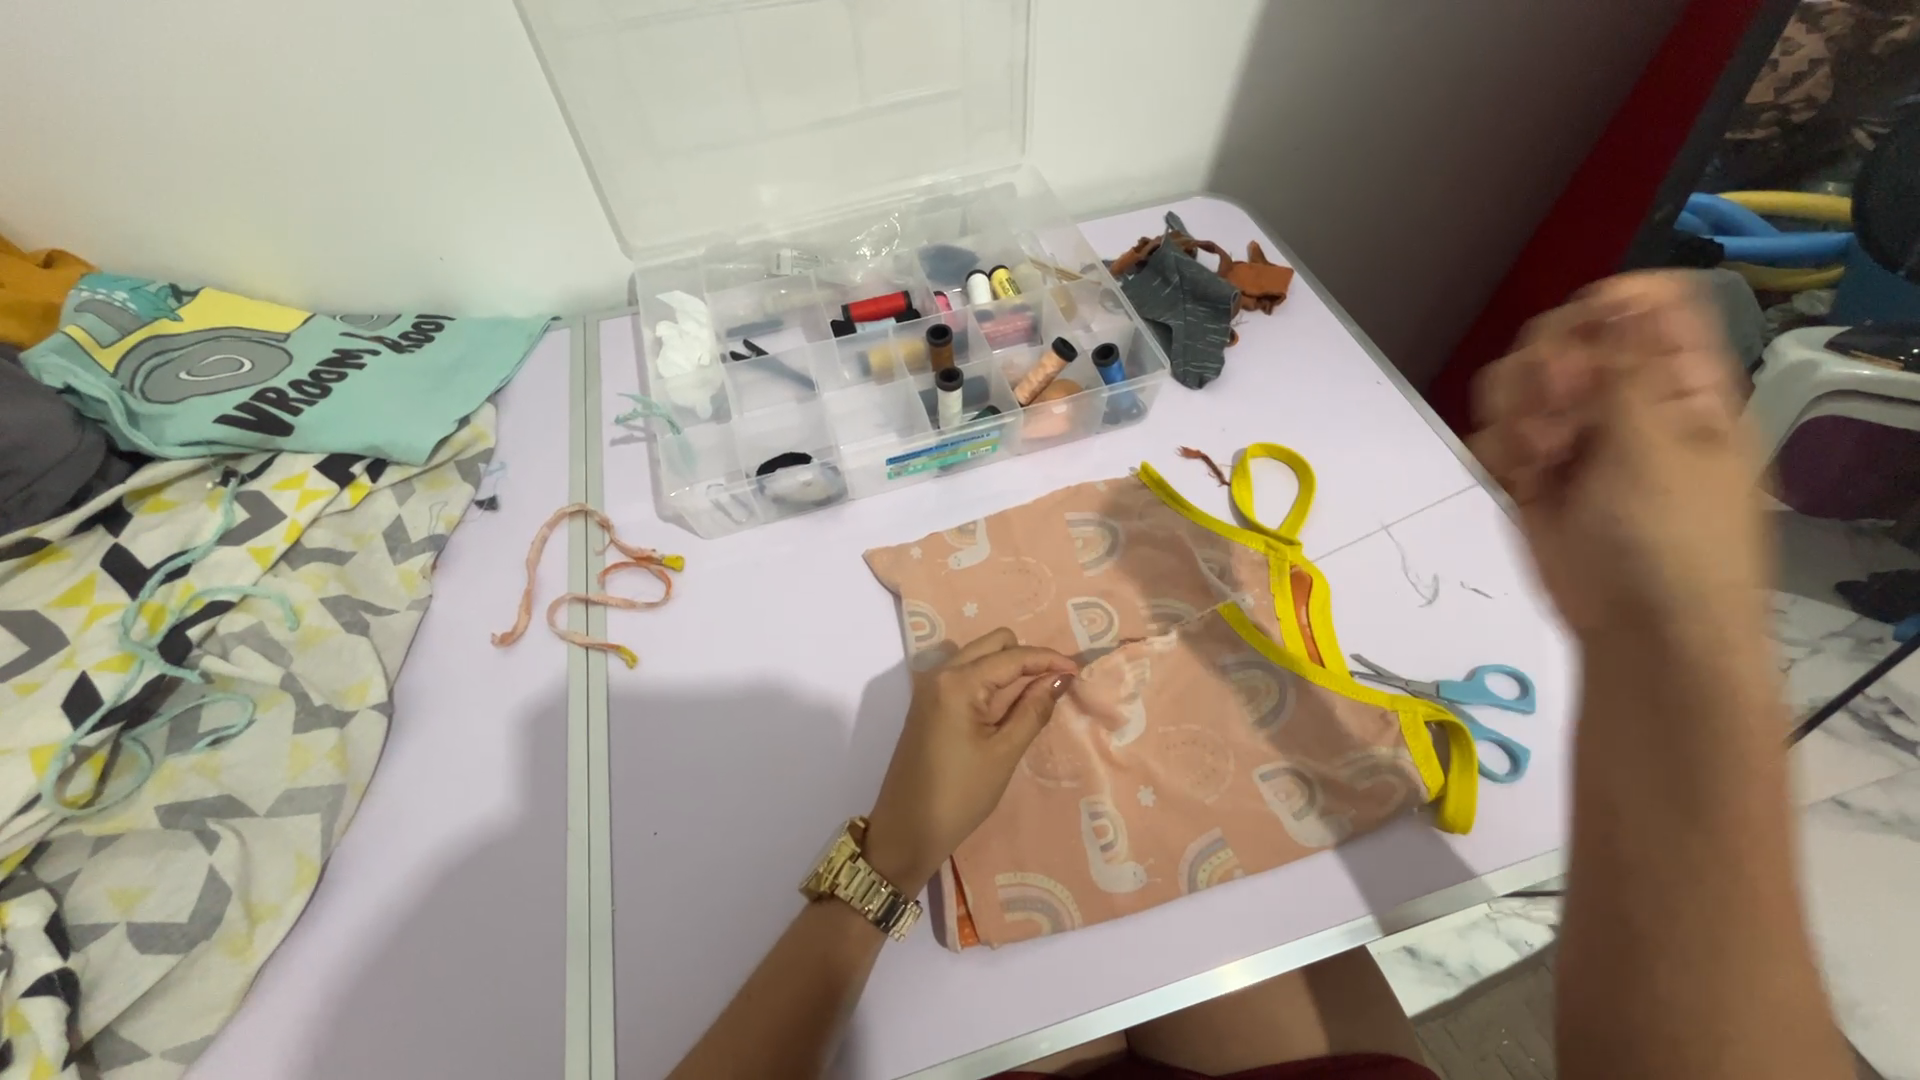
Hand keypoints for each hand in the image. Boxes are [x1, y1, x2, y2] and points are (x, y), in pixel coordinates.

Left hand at [862, 629, 1076, 889]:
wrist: (906, 830)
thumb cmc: (959, 795)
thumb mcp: (1004, 753)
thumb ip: (1033, 710)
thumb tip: (1060, 678)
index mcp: (958, 682)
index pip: (1012, 656)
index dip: (1048, 659)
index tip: (1078, 671)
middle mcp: (940, 673)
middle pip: (993, 643)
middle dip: (1026, 657)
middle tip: (1054, 684)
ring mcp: (930, 687)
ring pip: (978, 655)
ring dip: (1007, 667)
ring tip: (1034, 696)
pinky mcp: (927, 703)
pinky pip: (965, 674)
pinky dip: (989, 680)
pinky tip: (1007, 706)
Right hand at [1468, 271, 1769, 639]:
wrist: (1637, 626)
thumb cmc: (1672, 541)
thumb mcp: (1660, 448)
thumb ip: (1628, 372)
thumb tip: (1618, 295)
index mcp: (1677, 383)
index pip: (1643, 306)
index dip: (1601, 310)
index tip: (1577, 348)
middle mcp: (1620, 400)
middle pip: (1562, 338)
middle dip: (1547, 371)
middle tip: (1561, 415)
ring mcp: (1570, 435)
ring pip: (1516, 384)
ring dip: (1517, 413)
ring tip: (1541, 455)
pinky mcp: (1527, 469)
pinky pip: (1493, 433)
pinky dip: (1501, 450)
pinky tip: (1526, 478)